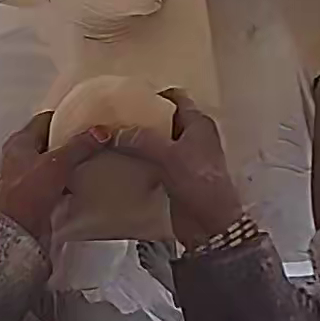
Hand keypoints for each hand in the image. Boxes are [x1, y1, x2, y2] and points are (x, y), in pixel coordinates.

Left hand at [0, 112, 107, 243]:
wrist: (18, 232)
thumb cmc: (27, 194)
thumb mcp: (57, 163)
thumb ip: (79, 146)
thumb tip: (99, 132)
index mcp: (19, 143)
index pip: (44, 121)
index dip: (64, 119)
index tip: (84, 120)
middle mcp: (19, 158)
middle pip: (49, 143)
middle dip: (69, 142)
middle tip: (91, 141)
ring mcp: (26, 179)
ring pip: (52, 164)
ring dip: (69, 164)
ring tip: (90, 161)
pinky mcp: (33, 197)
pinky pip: (54, 184)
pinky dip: (67, 182)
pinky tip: (81, 185)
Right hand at [111, 89, 244, 246]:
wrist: (210, 226)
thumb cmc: (199, 183)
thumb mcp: (169, 156)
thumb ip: (139, 140)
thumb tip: (109, 131)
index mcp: (198, 123)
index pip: (175, 98)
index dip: (154, 95)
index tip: (127, 96)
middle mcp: (192, 137)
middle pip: (163, 120)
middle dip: (140, 118)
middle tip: (112, 117)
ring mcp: (184, 158)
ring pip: (156, 142)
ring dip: (137, 140)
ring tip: (110, 137)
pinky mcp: (174, 177)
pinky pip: (152, 161)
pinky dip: (138, 159)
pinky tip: (118, 160)